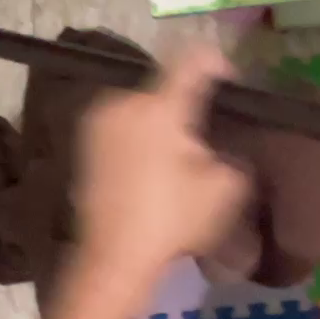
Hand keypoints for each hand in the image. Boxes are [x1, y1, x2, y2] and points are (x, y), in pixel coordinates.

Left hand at [73, 46, 250, 285]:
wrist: (113, 258)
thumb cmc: (171, 220)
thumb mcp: (224, 189)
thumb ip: (234, 154)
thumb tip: (227, 144)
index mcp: (160, 106)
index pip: (193, 61)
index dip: (216, 62)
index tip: (231, 80)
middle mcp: (124, 101)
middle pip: (164, 87)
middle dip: (185, 105)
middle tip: (202, 135)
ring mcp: (99, 119)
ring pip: (142, 105)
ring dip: (159, 120)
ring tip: (174, 155)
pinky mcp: (84, 139)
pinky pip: (122, 122)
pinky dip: (138, 134)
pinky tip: (148, 165)